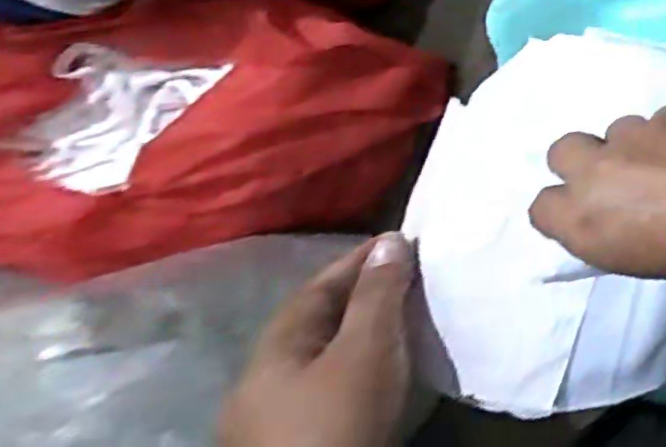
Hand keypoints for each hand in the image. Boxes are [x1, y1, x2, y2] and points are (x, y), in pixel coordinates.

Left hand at [217, 235, 414, 446]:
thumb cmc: (339, 417)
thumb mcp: (367, 347)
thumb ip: (378, 293)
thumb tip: (391, 242)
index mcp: (268, 358)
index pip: (313, 291)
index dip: (356, 260)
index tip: (401, 239)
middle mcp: (258, 385)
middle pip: (312, 322)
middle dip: (358, 290)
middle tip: (407, 267)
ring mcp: (271, 419)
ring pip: (319, 352)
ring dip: (359, 323)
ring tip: (402, 306)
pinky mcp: (295, 439)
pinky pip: (327, 377)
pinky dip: (357, 353)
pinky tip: (382, 357)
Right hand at [530, 106, 665, 278]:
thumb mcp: (638, 258)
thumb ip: (606, 231)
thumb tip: (603, 215)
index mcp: (582, 217)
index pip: (543, 205)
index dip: (567, 207)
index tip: (592, 213)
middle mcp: (597, 168)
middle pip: (563, 150)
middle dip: (584, 159)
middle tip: (620, 176)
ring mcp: (635, 133)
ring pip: (617, 131)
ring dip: (635, 144)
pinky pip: (659, 120)